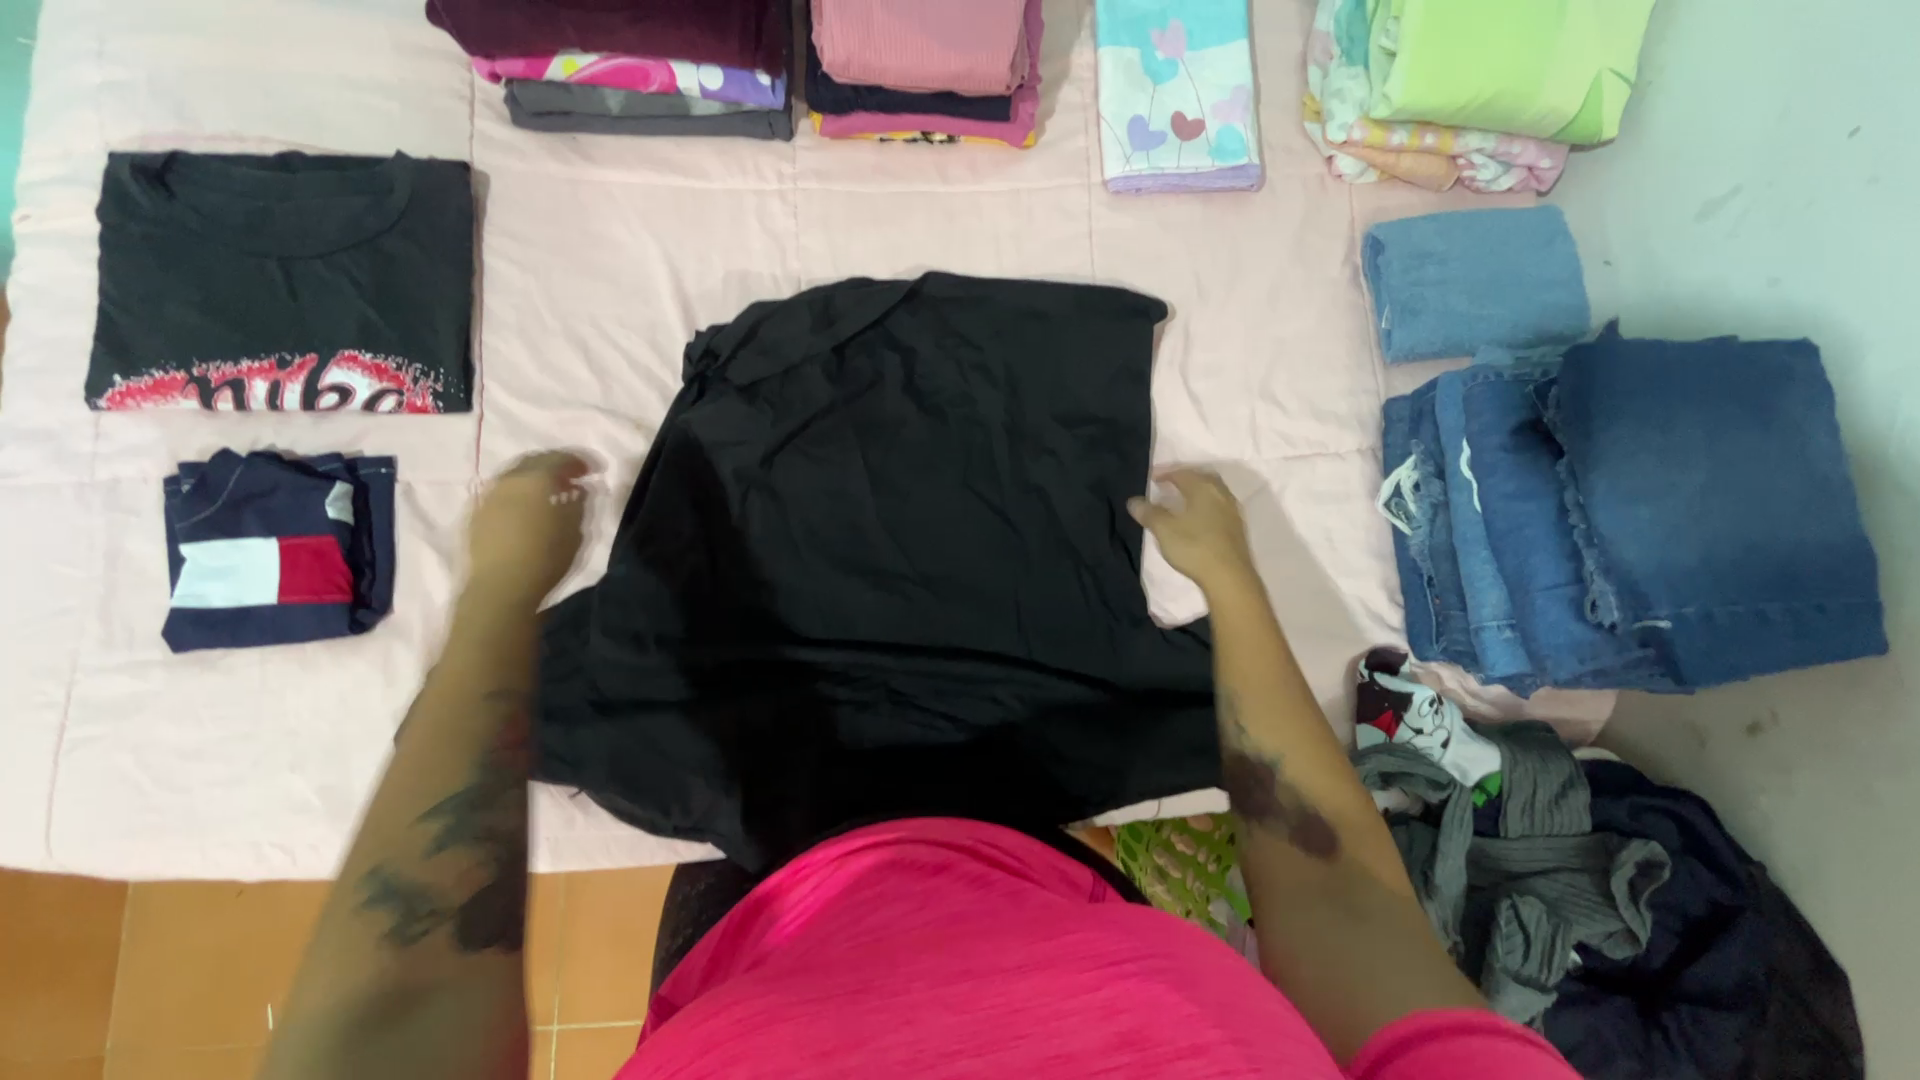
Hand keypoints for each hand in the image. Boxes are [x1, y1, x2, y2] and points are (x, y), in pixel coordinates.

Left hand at [466, 451, 592, 607]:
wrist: (500, 588)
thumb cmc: (545, 558)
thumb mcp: (575, 531)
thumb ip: (579, 503)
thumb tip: (578, 489)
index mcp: (537, 479)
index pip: (560, 458)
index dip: (580, 462)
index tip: (594, 472)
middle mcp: (510, 480)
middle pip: (534, 461)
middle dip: (555, 465)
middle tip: (573, 477)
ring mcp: (489, 495)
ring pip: (515, 476)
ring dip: (534, 479)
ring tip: (550, 493)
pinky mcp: (476, 513)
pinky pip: (502, 492)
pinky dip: (519, 493)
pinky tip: (528, 508)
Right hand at [1128, 468, 1257, 594]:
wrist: (1230, 577)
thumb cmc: (1195, 548)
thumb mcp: (1164, 530)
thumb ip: (1149, 513)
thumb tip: (1134, 501)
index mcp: (1203, 489)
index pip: (1183, 473)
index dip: (1166, 473)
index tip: (1153, 478)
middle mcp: (1221, 494)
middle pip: (1203, 478)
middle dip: (1186, 477)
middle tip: (1171, 483)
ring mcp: (1233, 512)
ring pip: (1214, 492)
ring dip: (1198, 492)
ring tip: (1183, 500)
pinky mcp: (1237, 528)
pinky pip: (1220, 507)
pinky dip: (1206, 505)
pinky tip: (1199, 518)